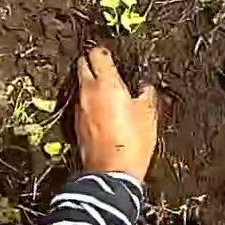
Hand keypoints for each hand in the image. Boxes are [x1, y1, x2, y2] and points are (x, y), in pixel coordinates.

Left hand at [75, 47, 158, 178]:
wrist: (111, 172)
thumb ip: (147, 94)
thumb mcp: (148, 115)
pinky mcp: (76, 123)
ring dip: (90, 83)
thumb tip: (145, 86)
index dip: (104, 52)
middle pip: (83, 64)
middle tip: (107, 68)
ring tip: (107, 91)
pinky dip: (89, 101)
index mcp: (106, 83)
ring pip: (81, 85)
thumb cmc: (133, 142)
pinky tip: (102, 110)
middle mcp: (88, 91)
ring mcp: (79, 107)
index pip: (98, 54)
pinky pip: (81, 103)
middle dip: (92, 62)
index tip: (112, 55)